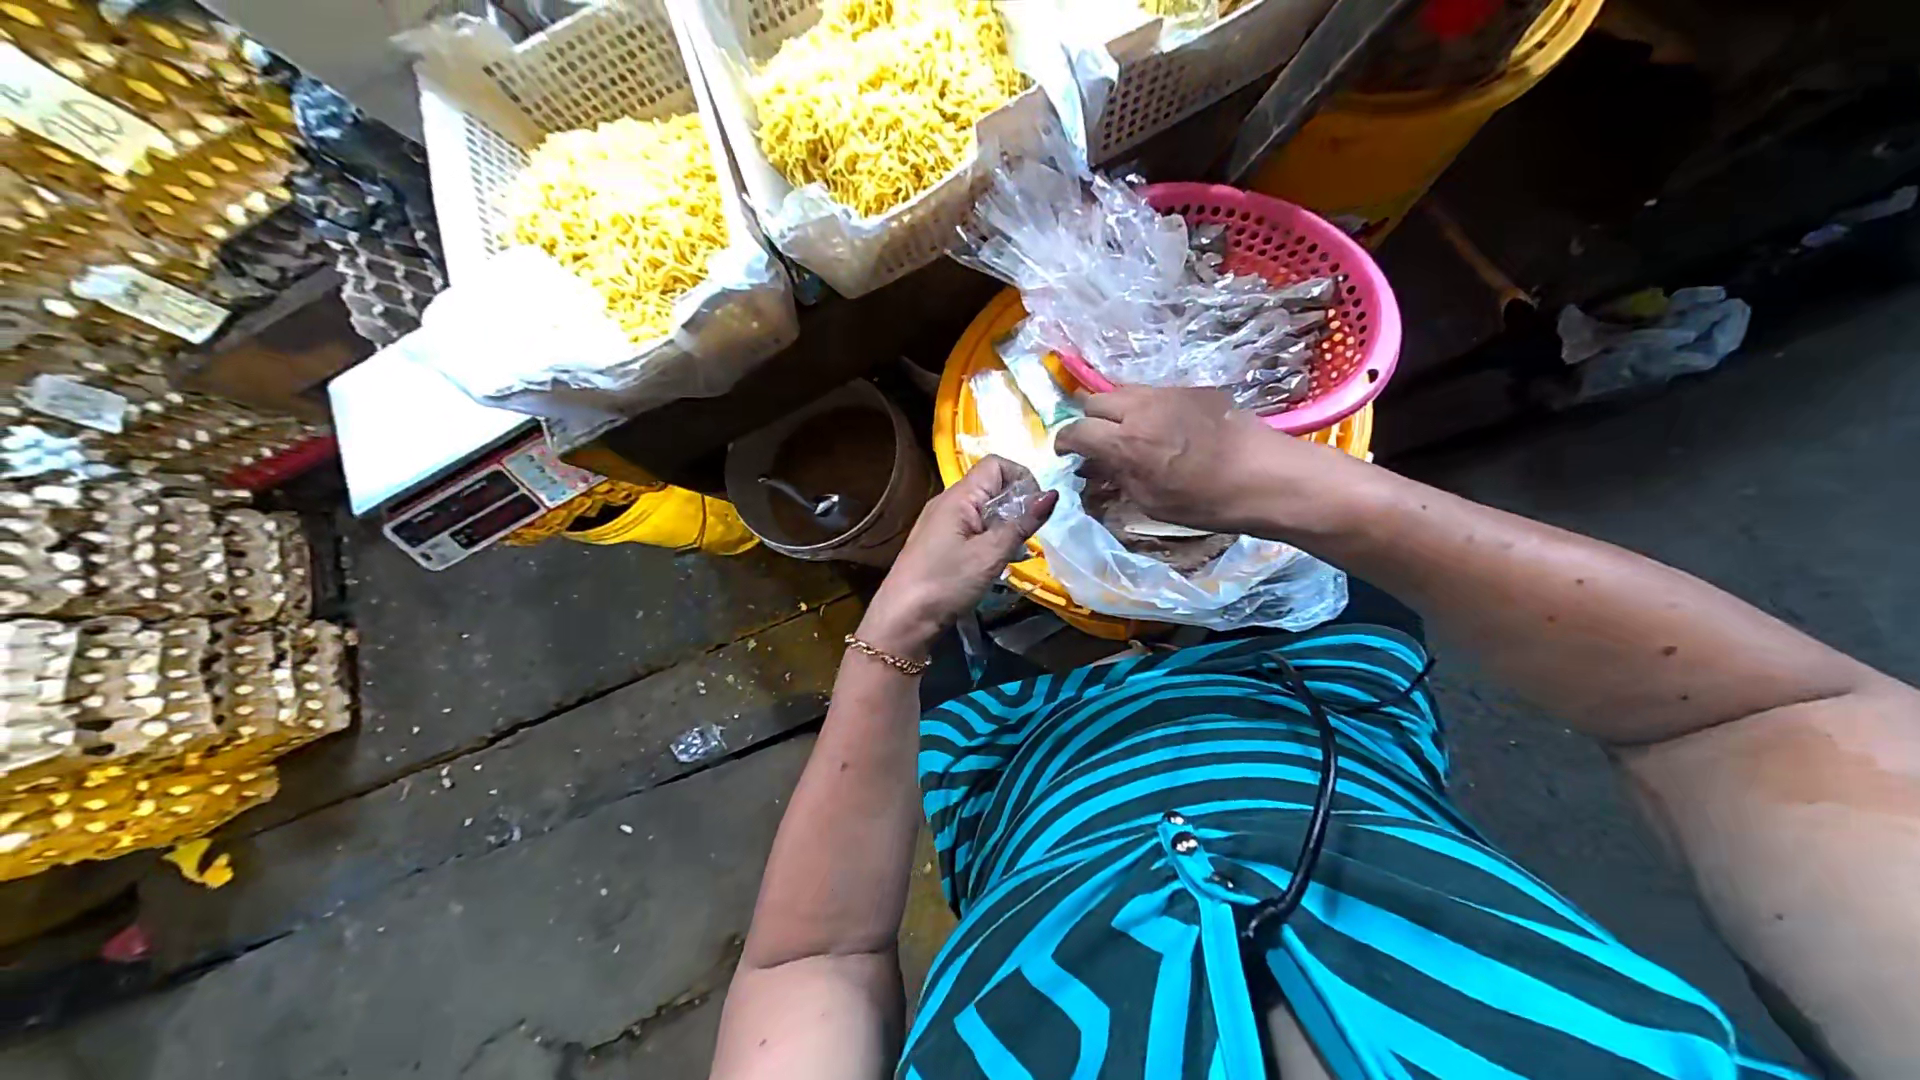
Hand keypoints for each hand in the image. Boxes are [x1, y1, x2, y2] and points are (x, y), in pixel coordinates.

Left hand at [858, 455, 1056, 659]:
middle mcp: (947, 502)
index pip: (996, 464)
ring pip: (982, 509)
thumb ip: (1022, 523)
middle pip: (990, 486)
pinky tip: (993, 563)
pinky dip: (988, 538)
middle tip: (1027, 536)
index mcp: (958, 496)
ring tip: (1013, 552)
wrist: (902, 619)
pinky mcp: (937, 543)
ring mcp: (939, 523)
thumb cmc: (947, 582)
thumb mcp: (991, 554)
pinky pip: (970, 528)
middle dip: (1015, 504)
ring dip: (1003, 524)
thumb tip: (1052, 495)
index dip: (1021, 477)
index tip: (1035, 508)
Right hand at [1054, 385, 1360, 535]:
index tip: (1065, 453)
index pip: (1075, 431)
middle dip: (1088, 421)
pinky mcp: (1191, 388)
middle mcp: (1139, 408)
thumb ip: (1116, 478)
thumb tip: (1094, 468)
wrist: (1266, 476)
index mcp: (1125, 441)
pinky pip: (1152, 392)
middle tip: (1095, 442)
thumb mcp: (1150, 501)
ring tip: (1125, 431)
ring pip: (1122, 390)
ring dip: (1114, 410)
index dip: (1064, 442)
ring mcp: (1166, 393)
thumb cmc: (1206, 502)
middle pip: (1093, 401)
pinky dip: (1143, 407)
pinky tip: (1160, 427)